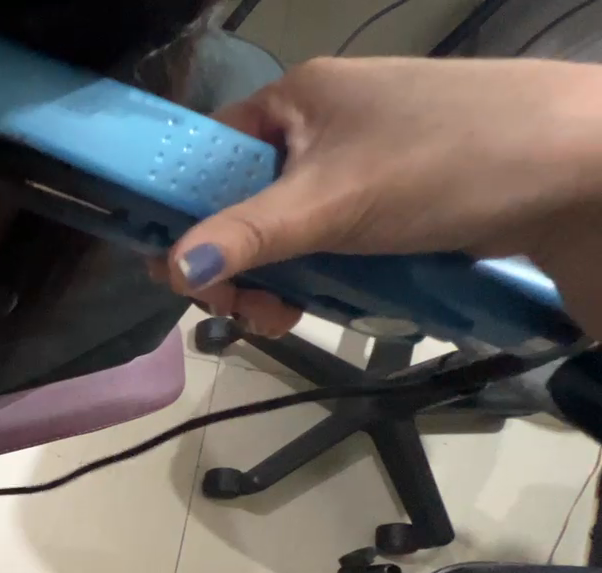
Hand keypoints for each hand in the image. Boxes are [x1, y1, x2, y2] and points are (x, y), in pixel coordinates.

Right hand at [161, 57, 601, 338]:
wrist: (598, 171)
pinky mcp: (375, 197)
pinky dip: (300, 278)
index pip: (200, 158)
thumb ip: (243, 237)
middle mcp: (312, 126)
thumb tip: (168, 273)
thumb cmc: (456, 161)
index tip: (180, 272)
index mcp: (293, 100)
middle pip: (229, 207)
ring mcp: (346, 162)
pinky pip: (308, 242)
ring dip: (261, 283)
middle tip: (239, 308)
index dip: (178, 216)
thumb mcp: (333, 201)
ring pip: (267, 233)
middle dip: (226, 267)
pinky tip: (308, 306)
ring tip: (282, 316)